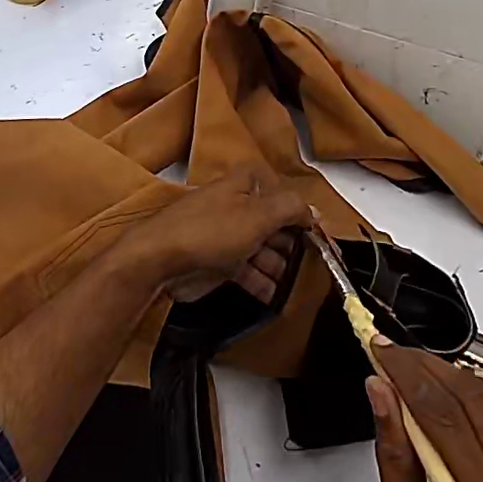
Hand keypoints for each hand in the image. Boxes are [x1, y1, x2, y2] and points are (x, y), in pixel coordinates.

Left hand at [113, 164, 310, 302]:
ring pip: (264, 250)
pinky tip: (278, 298)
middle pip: (276, 223)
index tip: (321, 237)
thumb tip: (314, 211)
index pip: (284, 194)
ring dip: (281, 267)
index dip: (303, 214)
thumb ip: (291, 209)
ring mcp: (228, 234)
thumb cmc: (209, 229)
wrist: (161, 259)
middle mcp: (238, 205)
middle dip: (294, 244)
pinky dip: (264, 283)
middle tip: (316, 266)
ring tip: (300, 287)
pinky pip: (249, 271)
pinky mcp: (219, 262)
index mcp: (246, 183)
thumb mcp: (259, 213)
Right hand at [369, 343, 482, 481]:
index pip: (442, 413)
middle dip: (420, 363)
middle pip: (469, 396)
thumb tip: (379, 393)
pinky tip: (438, 391)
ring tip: (406, 363)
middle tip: (385, 348)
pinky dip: (463, 394)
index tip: (377, 347)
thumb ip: (396, 460)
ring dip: (441, 372)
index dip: (405, 370)